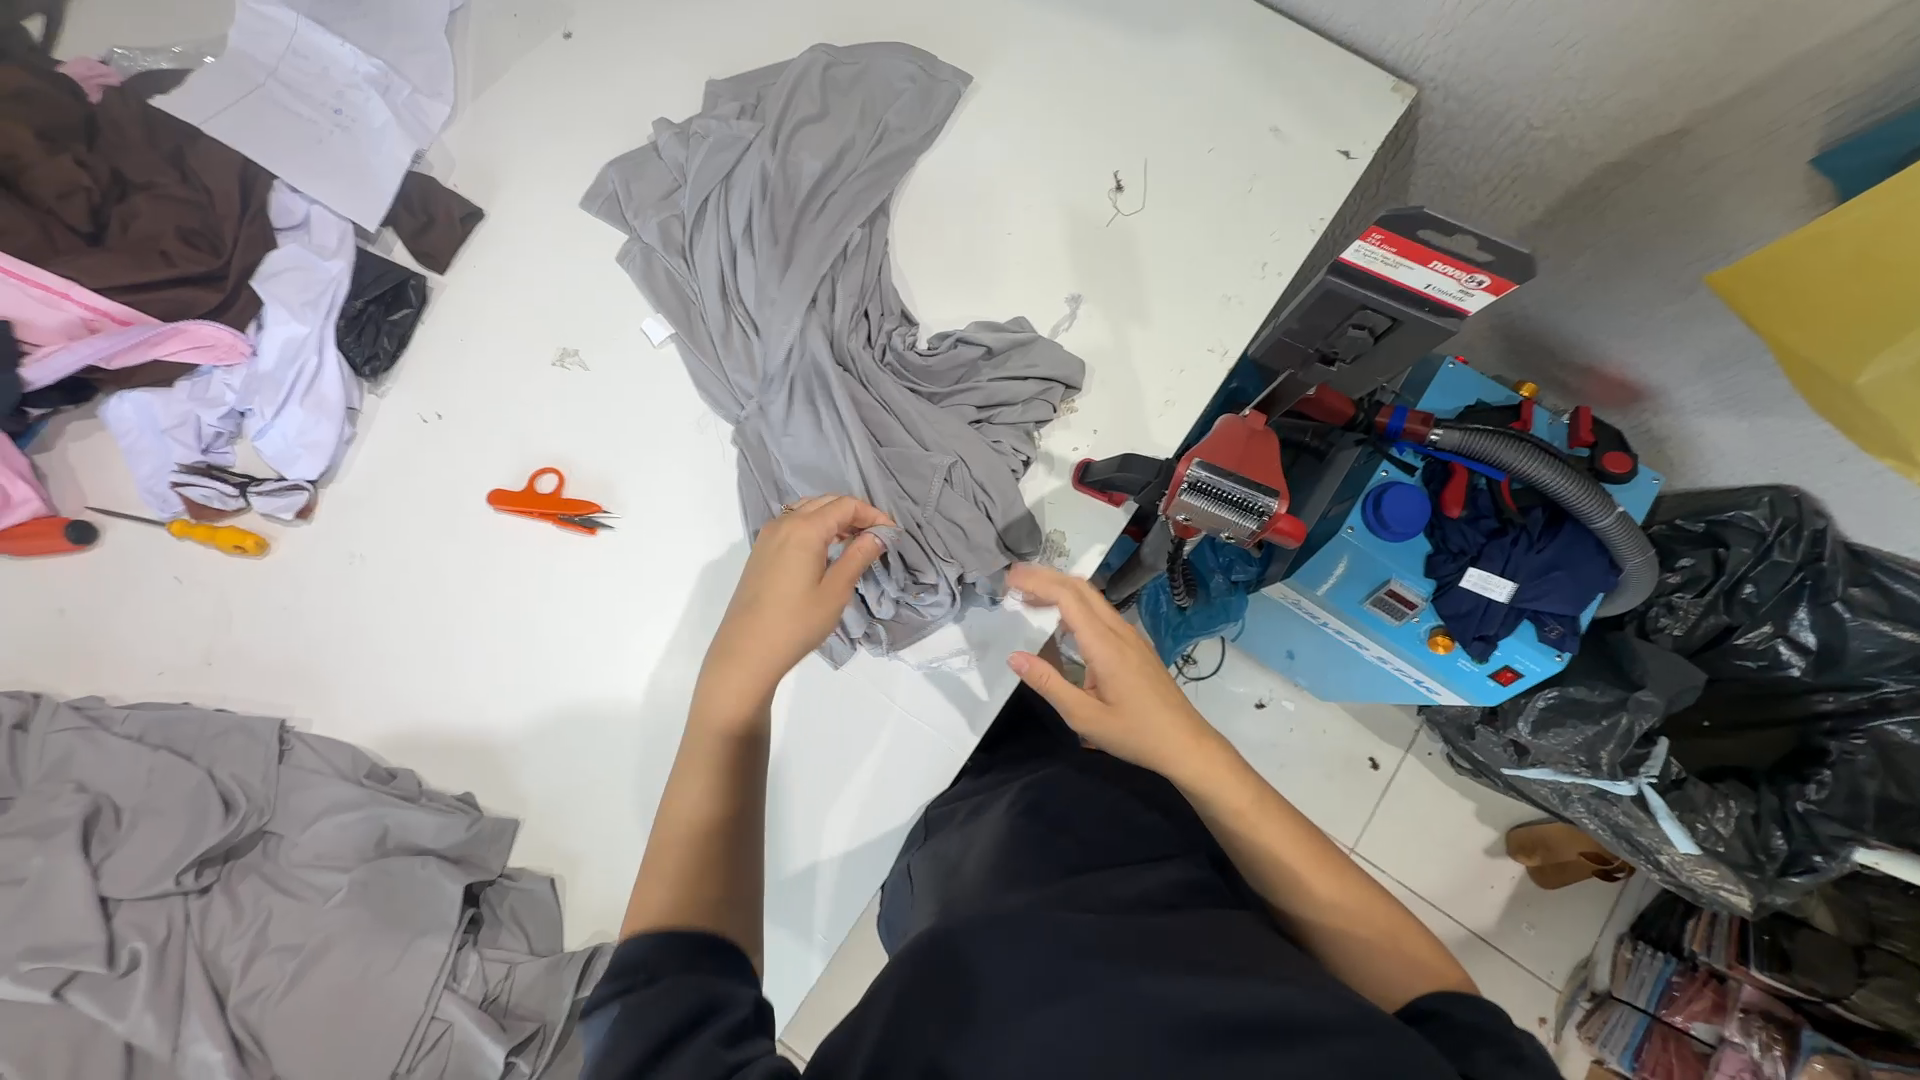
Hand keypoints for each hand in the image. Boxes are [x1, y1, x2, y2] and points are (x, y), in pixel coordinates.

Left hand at [697, 495, 893, 716]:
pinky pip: (793, 525)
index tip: (891, 534)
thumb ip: (858, 557)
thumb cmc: (796, 623)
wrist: (747, 652)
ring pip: (807, 511)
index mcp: (804, 529)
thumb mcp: (835, 591)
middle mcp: (784, 523)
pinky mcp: (761, 551)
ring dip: (834, 519)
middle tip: (876, 536)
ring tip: (855, 542)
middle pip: (826, 502)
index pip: (845, 505)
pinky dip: (815, 528)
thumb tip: (878, 535)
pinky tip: (827, 551)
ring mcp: (768, 536)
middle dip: (854, 514)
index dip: (872, 514)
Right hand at [1004, 563, 1222, 777]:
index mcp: (1105, 645)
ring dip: (1061, 591)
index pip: (1067, 597)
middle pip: (1080, 588)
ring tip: (1030, 599)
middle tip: (1014, 580)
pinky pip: (1101, 614)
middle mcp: (1119, 631)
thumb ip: (1048, 684)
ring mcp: (1130, 636)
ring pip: (1093, 599)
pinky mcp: (1136, 646)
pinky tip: (1061, 623)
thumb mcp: (1084, 716)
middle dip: (1046, 577)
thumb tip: (1014, 657)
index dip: (1036, 583)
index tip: (1010, 580)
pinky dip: (1075, 606)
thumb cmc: (1135, 734)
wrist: (1186, 744)